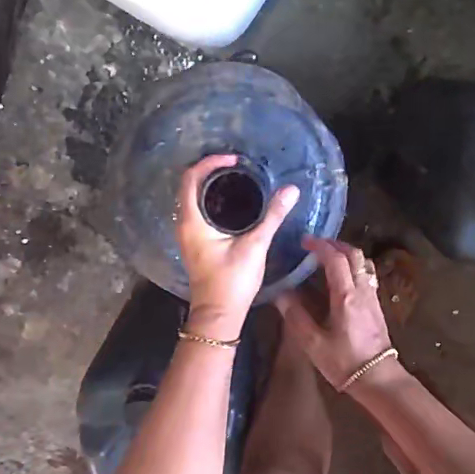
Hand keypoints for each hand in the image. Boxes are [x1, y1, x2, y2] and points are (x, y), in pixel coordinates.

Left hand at [177, 154, 298, 340]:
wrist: (219, 314)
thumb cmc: (232, 280)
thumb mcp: (255, 245)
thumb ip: (273, 216)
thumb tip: (291, 190)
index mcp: (191, 220)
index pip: (191, 178)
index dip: (209, 163)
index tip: (233, 159)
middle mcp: (184, 224)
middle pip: (190, 186)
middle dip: (211, 171)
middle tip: (238, 166)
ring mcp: (187, 235)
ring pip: (193, 200)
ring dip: (211, 186)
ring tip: (237, 180)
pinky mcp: (195, 244)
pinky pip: (198, 212)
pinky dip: (212, 201)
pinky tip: (233, 205)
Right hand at [273, 236, 396, 391]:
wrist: (378, 379)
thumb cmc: (344, 362)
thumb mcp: (313, 343)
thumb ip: (296, 316)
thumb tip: (281, 294)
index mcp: (346, 296)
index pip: (335, 259)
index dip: (320, 246)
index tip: (305, 242)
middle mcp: (362, 291)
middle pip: (354, 255)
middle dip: (335, 245)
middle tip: (317, 246)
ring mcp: (372, 298)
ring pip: (364, 264)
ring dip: (347, 255)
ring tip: (330, 259)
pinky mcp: (377, 307)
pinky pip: (367, 277)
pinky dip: (354, 268)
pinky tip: (342, 280)